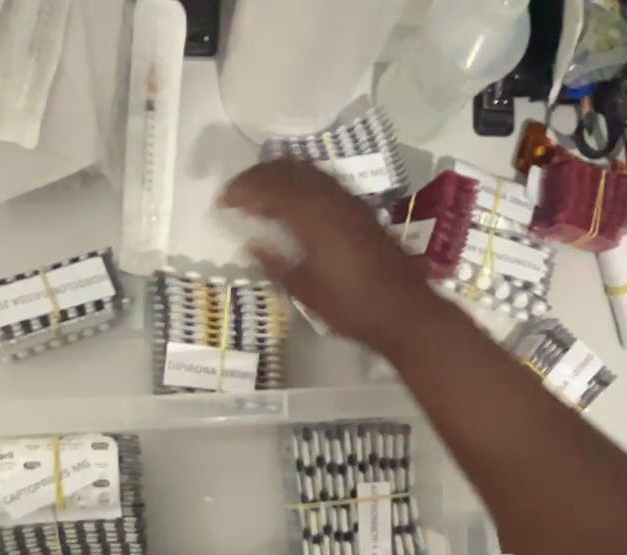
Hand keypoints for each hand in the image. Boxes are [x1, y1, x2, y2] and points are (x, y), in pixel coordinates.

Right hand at [220, 160, 449, 350]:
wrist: (404, 311)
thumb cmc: (351, 307)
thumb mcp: (305, 290)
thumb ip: (276, 263)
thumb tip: (253, 245)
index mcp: (312, 214)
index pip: (269, 187)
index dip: (243, 190)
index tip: (222, 200)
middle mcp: (331, 198)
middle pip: (288, 170)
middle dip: (259, 176)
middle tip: (238, 192)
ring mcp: (350, 201)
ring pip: (309, 172)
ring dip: (282, 176)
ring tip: (262, 192)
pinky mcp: (362, 211)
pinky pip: (326, 183)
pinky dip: (303, 184)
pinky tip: (296, 202)